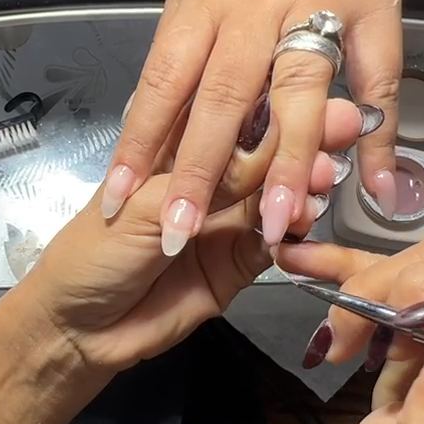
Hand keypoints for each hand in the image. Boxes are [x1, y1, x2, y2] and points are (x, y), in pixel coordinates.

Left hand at [0, 98, 364, 376]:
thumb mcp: (148, 207)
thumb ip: (211, 183)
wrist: (81, 330)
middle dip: (299, 139)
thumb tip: (272, 144)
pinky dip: (293, 231)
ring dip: (302, 183)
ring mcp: (226, 221)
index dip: (268, 106)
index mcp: (174, 149)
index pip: (228, 117)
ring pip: (274, 194)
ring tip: (327, 174)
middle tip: (343, 126)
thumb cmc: (95, 252)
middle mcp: (206, 178)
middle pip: (262, 153)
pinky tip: (309, 217)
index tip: (308, 93)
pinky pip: (275, 243)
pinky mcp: (241, 264)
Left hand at [100, 0, 423, 255]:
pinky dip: (378, 133)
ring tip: (275, 226)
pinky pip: (379, 80)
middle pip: (222, 100)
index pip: (160, 84)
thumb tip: (159, 108)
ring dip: (288, 166)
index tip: (114, 203)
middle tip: (176, 236)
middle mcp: (256, 7)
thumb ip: (184, 36)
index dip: (135, 146)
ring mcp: (320, 8)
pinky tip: (372, 185)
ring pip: (299, 96)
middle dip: (197, 173)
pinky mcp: (378, 11)